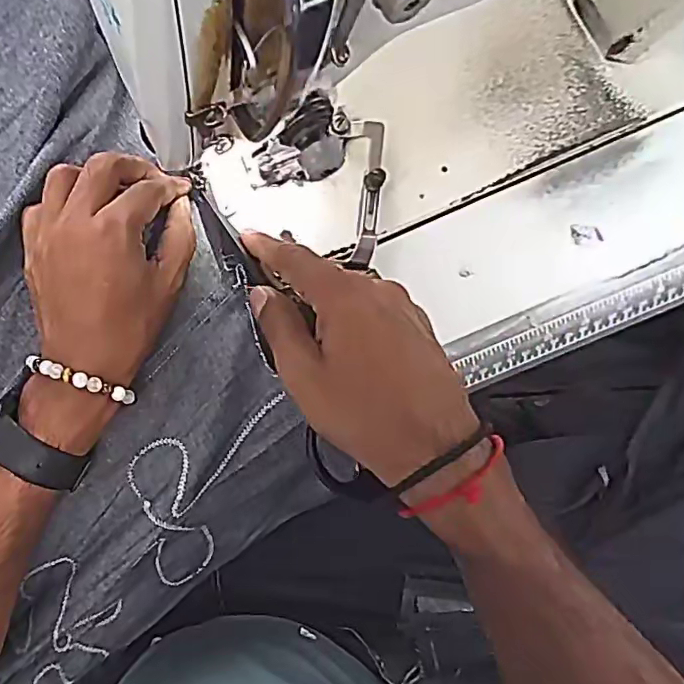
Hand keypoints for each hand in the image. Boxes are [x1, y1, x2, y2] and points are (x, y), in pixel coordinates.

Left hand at [18, 153, 195, 453]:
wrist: (84, 363)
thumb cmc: (122, 332)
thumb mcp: (167, 283)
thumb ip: (180, 235)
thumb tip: (180, 209)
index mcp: (112, 229)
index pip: (147, 188)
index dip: (169, 186)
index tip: (177, 192)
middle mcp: (75, 222)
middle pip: (103, 166)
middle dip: (134, 167)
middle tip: (150, 180)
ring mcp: (49, 232)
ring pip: (64, 175)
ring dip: (91, 175)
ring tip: (111, 189)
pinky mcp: (34, 246)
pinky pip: (41, 204)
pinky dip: (61, 200)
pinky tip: (79, 213)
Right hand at [242, 232, 480, 489]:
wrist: (431, 445)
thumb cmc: (373, 417)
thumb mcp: (303, 375)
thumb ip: (278, 327)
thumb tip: (264, 298)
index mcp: (345, 298)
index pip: (295, 258)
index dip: (266, 247)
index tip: (252, 238)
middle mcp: (378, 292)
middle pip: (324, 274)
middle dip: (296, 286)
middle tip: (273, 307)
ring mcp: (400, 306)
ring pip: (349, 293)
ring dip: (325, 308)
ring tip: (314, 350)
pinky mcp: (414, 323)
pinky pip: (372, 308)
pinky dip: (351, 319)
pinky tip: (345, 354)